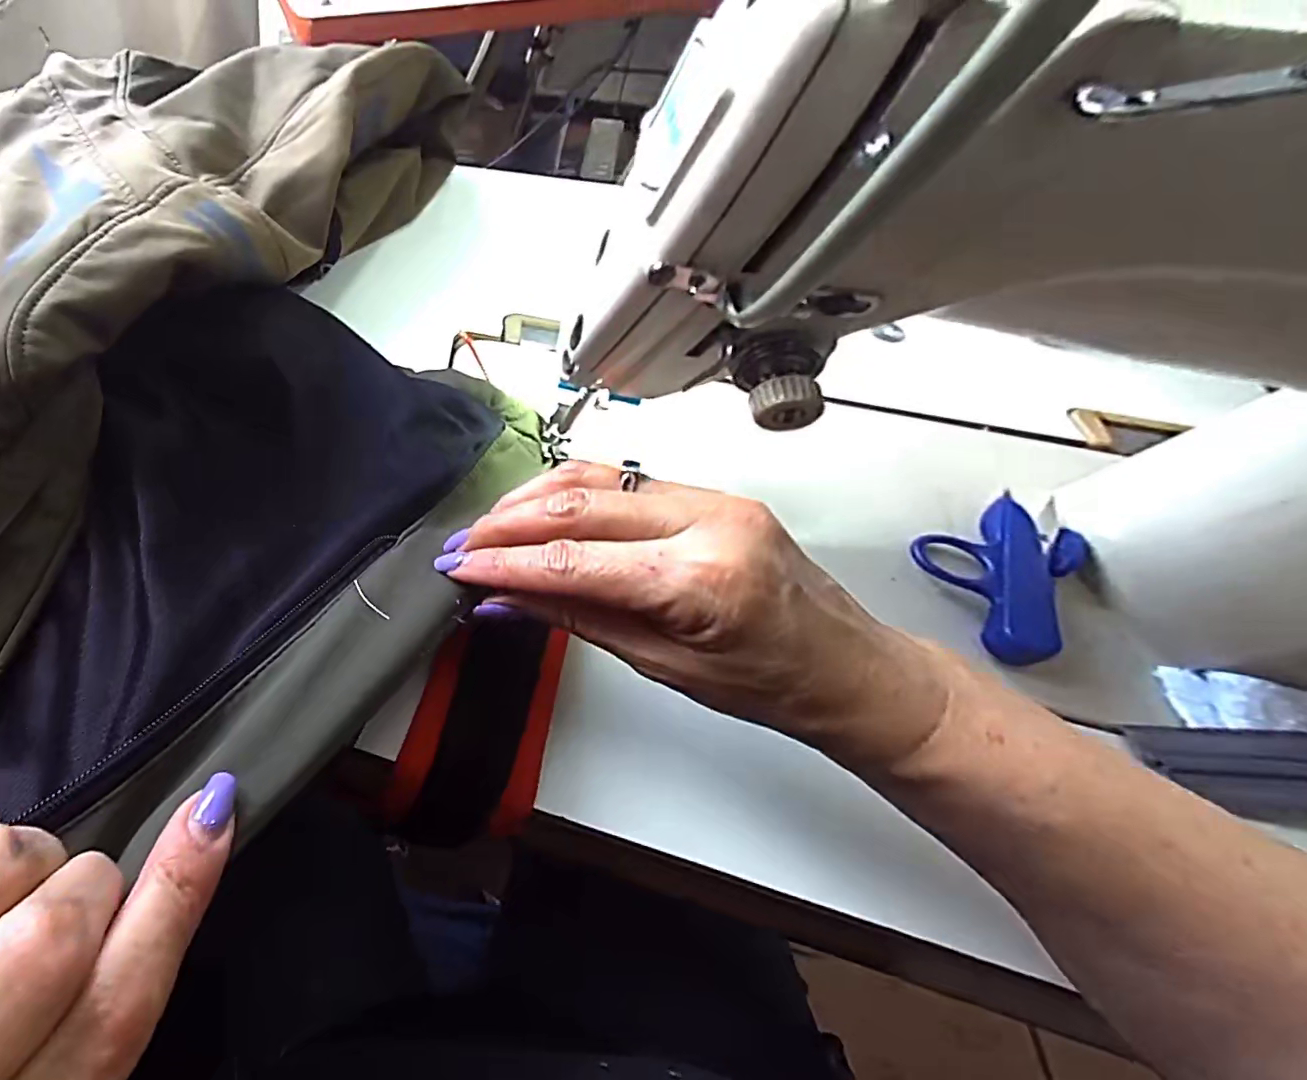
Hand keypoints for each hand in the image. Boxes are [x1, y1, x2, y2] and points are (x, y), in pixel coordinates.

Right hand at [438, 461, 956, 769]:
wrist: (845, 666)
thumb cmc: (769, 683)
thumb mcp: (659, 664)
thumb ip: (575, 618)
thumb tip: (507, 598)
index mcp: (701, 578)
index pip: (574, 560)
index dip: (505, 563)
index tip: (462, 567)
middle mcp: (708, 521)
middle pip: (578, 506)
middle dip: (507, 524)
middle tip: (464, 545)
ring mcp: (712, 498)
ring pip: (596, 479)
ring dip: (532, 499)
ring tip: (490, 525)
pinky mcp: (709, 492)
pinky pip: (623, 481)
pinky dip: (571, 492)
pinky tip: (539, 506)